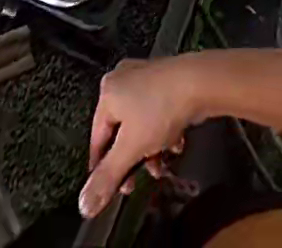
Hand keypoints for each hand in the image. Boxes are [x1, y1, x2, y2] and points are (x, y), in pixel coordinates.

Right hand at [82, 58, 201, 217]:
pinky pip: (157, 111)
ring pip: (141, 123)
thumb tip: (85, 204)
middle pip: (121, 130)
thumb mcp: (132, 148)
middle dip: (133, 157)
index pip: (97, 136)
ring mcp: (143, 77)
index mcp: (107, 92)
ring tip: (164, 161)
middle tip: (142, 177)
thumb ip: (109, 176)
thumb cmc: (159, 110)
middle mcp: (121, 80)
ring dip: (151, 146)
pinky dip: (164, 130)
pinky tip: (176, 140)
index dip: (103, 165)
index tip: (111, 187)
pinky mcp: (163, 80)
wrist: (196, 83)